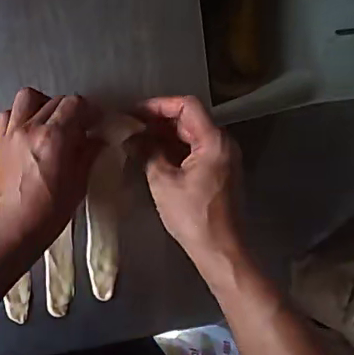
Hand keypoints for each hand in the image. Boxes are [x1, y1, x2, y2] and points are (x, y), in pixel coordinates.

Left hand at [0, 88, 100, 261]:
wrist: (13, 230)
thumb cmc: (49, 213)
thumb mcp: (77, 185)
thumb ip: (88, 155)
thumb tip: (97, 139)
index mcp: (54, 137)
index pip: (76, 104)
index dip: (90, 111)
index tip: (96, 124)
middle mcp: (30, 127)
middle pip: (56, 101)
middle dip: (72, 110)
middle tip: (79, 129)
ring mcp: (12, 133)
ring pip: (28, 98)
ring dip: (44, 105)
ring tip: (52, 123)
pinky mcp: (0, 142)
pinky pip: (9, 114)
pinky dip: (21, 116)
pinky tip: (31, 131)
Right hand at [137, 95, 243, 268]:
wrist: (219, 249)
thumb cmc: (193, 217)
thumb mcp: (163, 182)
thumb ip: (147, 153)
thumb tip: (131, 137)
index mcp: (214, 141)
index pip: (187, 106)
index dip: (158, 105)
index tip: (134, 113)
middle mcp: (223, 144)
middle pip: (190, 119)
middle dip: (158, 121)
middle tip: (130, 127)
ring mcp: (223, 159)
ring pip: (191, 136)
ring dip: (164, 136)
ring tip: (136, 141)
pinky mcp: (219, 173)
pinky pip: (195, 152)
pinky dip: (174, 150)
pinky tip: (153, 157)